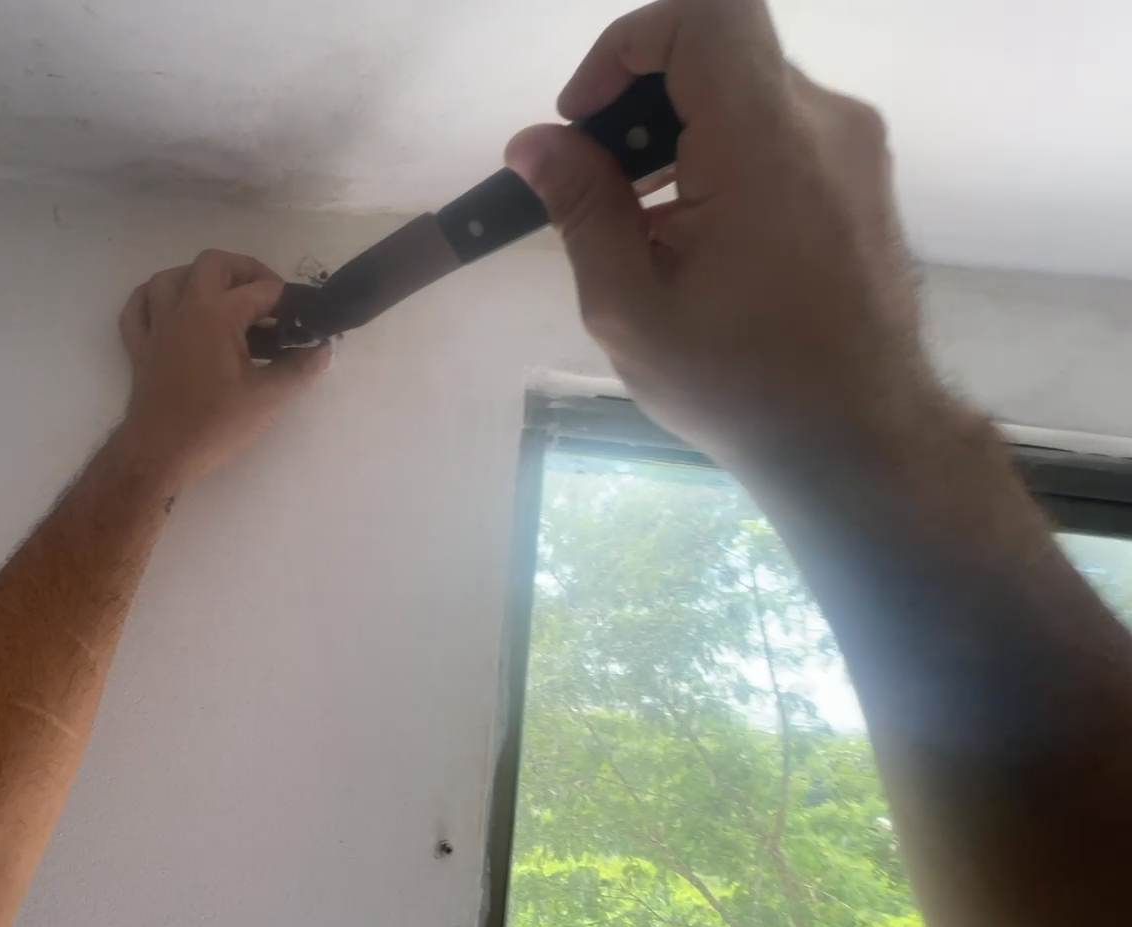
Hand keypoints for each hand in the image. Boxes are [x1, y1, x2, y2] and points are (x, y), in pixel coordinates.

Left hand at [111, 250, 330, 493]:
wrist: (160, 453)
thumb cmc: (214, 425)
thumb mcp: (267, 398)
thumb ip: (298, 369)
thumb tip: (322, 350)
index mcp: (218, 314)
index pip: (262, 291)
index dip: (288, 302)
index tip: (302, 320)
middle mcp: (184, 309)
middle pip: (213, 264)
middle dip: (245, 271)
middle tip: (266, 299)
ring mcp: (157, 327)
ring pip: (170, 279)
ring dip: (195, 278)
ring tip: (219, 299)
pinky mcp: (139, 348)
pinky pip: (138, 308)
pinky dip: (152, 300)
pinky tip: (169, 311)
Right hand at [506, 0, 950, 467]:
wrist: (848, 429)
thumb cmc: (728, 378)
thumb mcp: (626, 304)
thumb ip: (581, 210)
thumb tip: (532, 143)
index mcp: (764, 147)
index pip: (705, 19)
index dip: (623, 47)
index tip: (577, 122)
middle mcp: (821, 122)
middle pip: (717, 53)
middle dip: (630, 103)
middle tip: (584, 186)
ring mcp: (846, 144)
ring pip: (739, 93)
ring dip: (663, 137)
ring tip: (626, 225)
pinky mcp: (850, 174)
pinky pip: (766, 131)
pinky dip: (703, 157)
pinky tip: (677, 236)